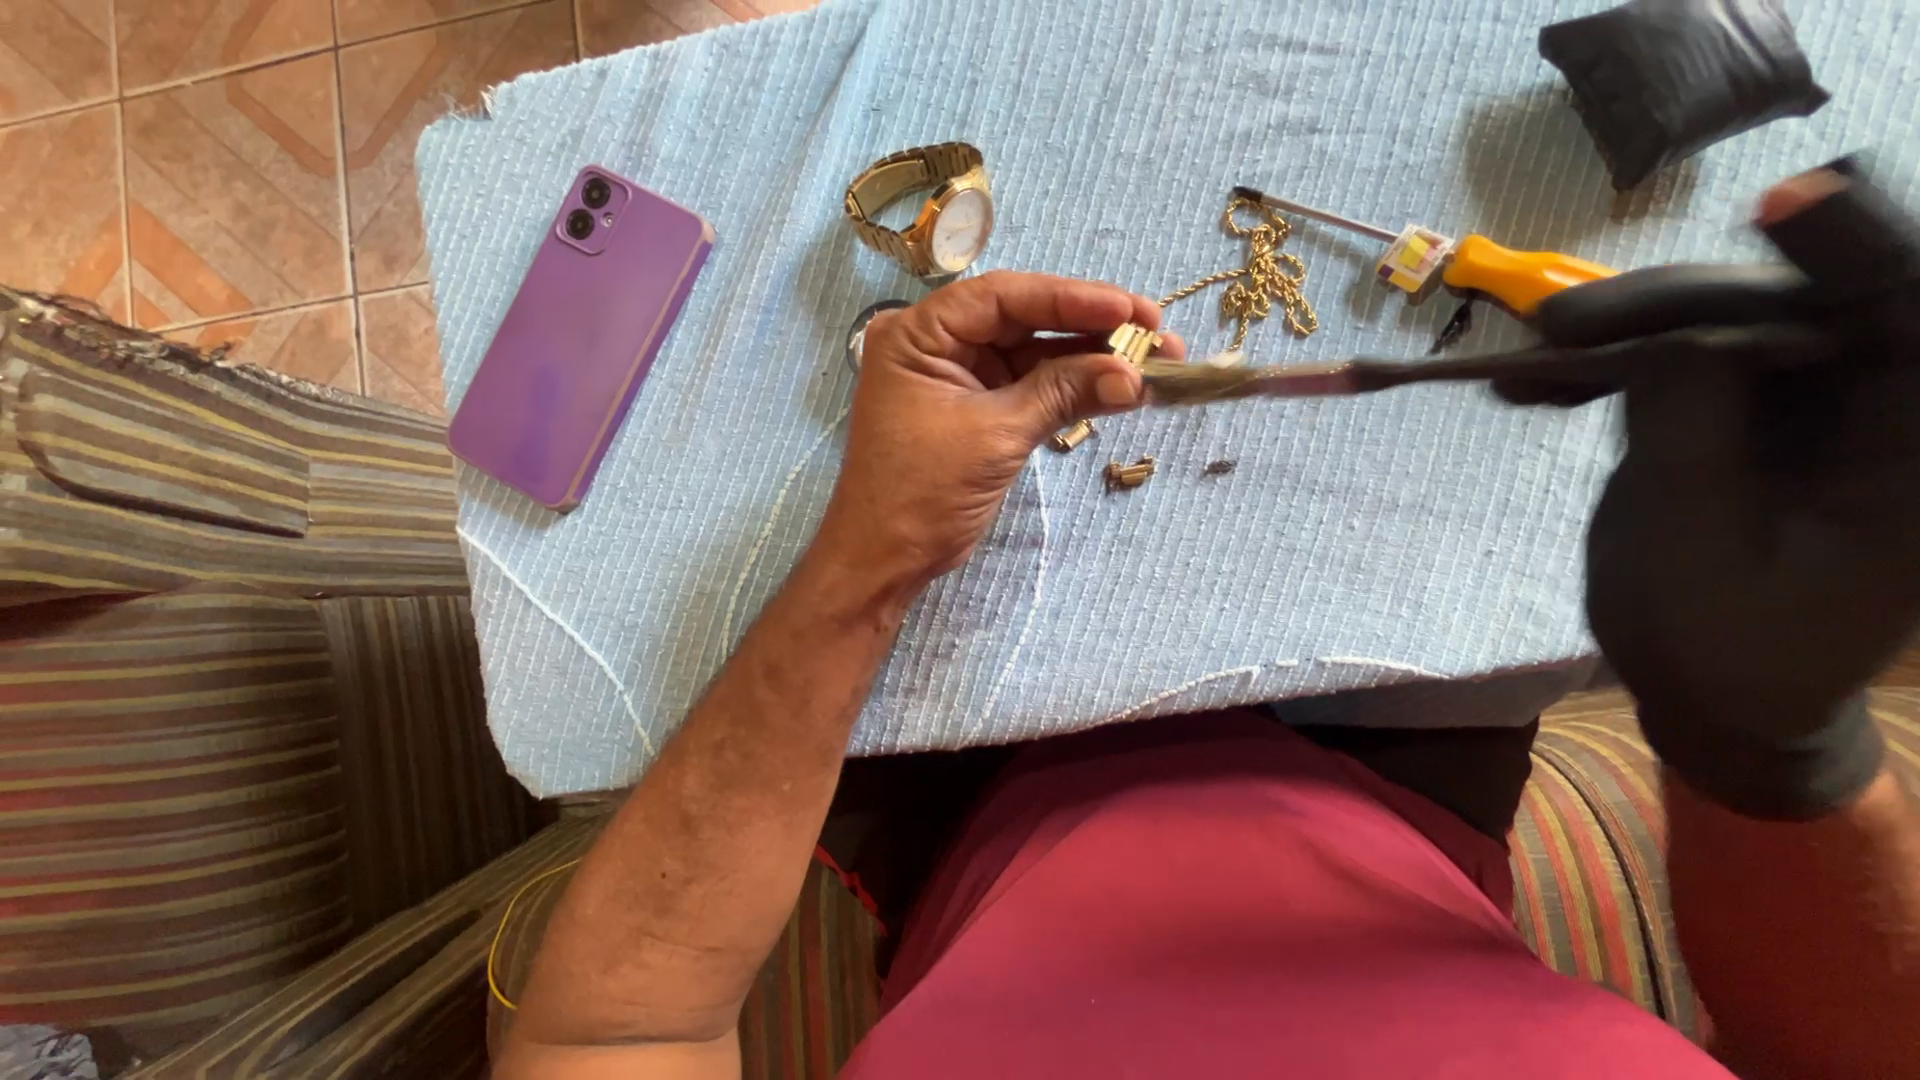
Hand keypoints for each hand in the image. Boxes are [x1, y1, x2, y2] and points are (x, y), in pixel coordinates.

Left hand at [813, 271, 1180, 595]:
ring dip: (1092, 360)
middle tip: (1159, 332)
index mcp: (919, 334)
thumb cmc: (922, 494)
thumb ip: (1063, 394)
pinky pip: (1033, 387)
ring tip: (1157, 361)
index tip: (1131, 309)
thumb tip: (1134, 373)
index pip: (1003, 298)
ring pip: (1035, 354)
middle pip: (1025, 319)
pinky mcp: (979, 409)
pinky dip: (1074, 390)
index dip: (1071, 299)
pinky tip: (1123, 387)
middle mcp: (937, 344)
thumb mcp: (995, 436)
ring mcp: (960, 376)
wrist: (887, 560)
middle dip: (1092, 328)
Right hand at [1528, 169, 1919, 818]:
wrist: (1714, 691)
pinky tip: (1532, 389)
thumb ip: (1691, 441)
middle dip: (1676, 301)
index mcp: (1914, 443)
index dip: (1857, 247)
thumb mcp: (1696, 554)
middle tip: (1556, 324)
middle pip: (1791, 303)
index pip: (1910, 312)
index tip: (1782, 201)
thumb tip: (1667, 339)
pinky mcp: (1732, 414)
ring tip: (1525, 361)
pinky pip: (1670, 362)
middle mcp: (1874, 403)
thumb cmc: (1723, 648)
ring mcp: (1800, 404)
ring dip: (1620, 332)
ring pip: (1718, 323)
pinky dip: (1598, 368)